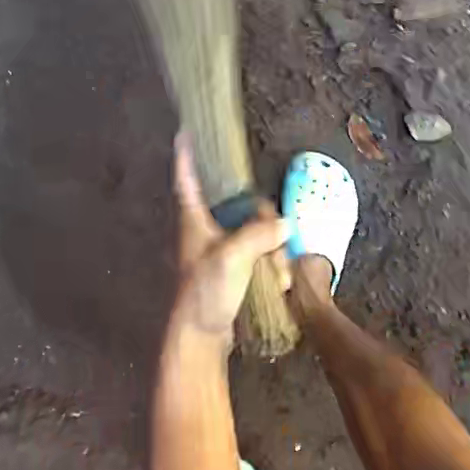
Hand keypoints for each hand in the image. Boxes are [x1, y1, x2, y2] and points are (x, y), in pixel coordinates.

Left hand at [167, 137, 288, 347]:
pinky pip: (261, 254)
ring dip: (274, 252)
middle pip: (244, 207)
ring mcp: (221, 250)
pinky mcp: (234, 268)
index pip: (187, 179)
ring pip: (258, 233)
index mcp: (194, 219)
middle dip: (266, 227)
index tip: (185, 132)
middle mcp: (206, 229)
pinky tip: (278, 284)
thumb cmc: (205, 292)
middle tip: (278, 245)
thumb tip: (285, 225)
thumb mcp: (233, 256)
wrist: (200, 337)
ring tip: (277, 276)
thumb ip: (260, 234)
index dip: (186, 155)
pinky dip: (273, 266)